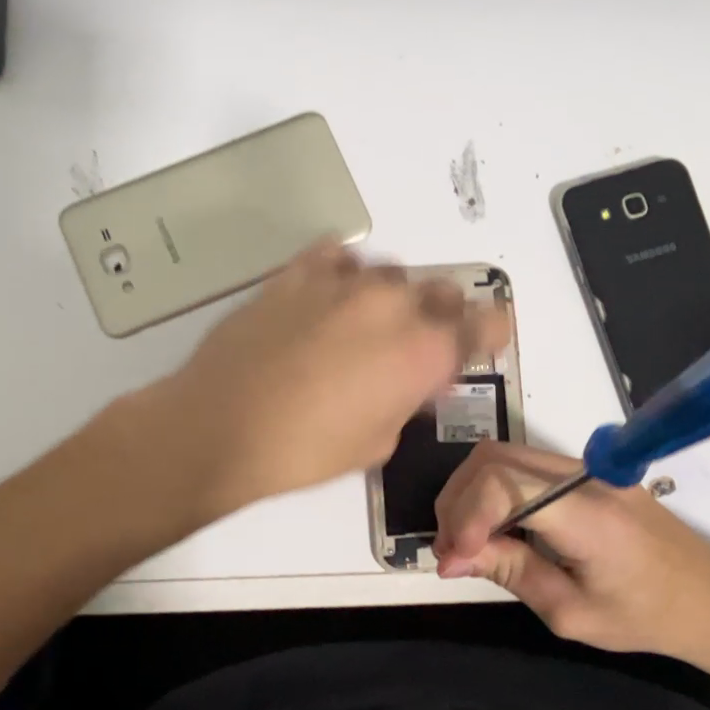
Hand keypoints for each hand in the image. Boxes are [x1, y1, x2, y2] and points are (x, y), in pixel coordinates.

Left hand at [148, 242, 511, 511]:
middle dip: (440, 316)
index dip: (488, 334)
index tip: (481, 343)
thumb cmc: (304, 451)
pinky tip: (329, 297)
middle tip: (418, 345)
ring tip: (365, 326)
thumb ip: (405, 401)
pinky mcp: (296, 274)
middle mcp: (392, 304)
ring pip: (389, 274)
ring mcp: (342, 282)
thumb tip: (409, 381)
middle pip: (441, 292)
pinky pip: (337, 258)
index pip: (484, 325)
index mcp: (423, 350)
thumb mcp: (375, 443)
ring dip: (390, 297)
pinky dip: (343, 275)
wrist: (221, 426)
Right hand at [432, 443, 709, 662]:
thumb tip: (451, 557)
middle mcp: (584, 477)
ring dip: (470, 494)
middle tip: (450, 553)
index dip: (466, 517)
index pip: (505, 484)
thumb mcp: (570, 613)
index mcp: (588, 516)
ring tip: (465, 543)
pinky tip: (491, 528)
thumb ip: (511, 573)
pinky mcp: (586, 471)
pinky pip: (522, 464)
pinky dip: (492, 490)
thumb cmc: (646, 617)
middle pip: (494, 459)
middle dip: (458, 504)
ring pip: (503, 456)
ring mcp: (586, 467)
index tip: (452, 560)